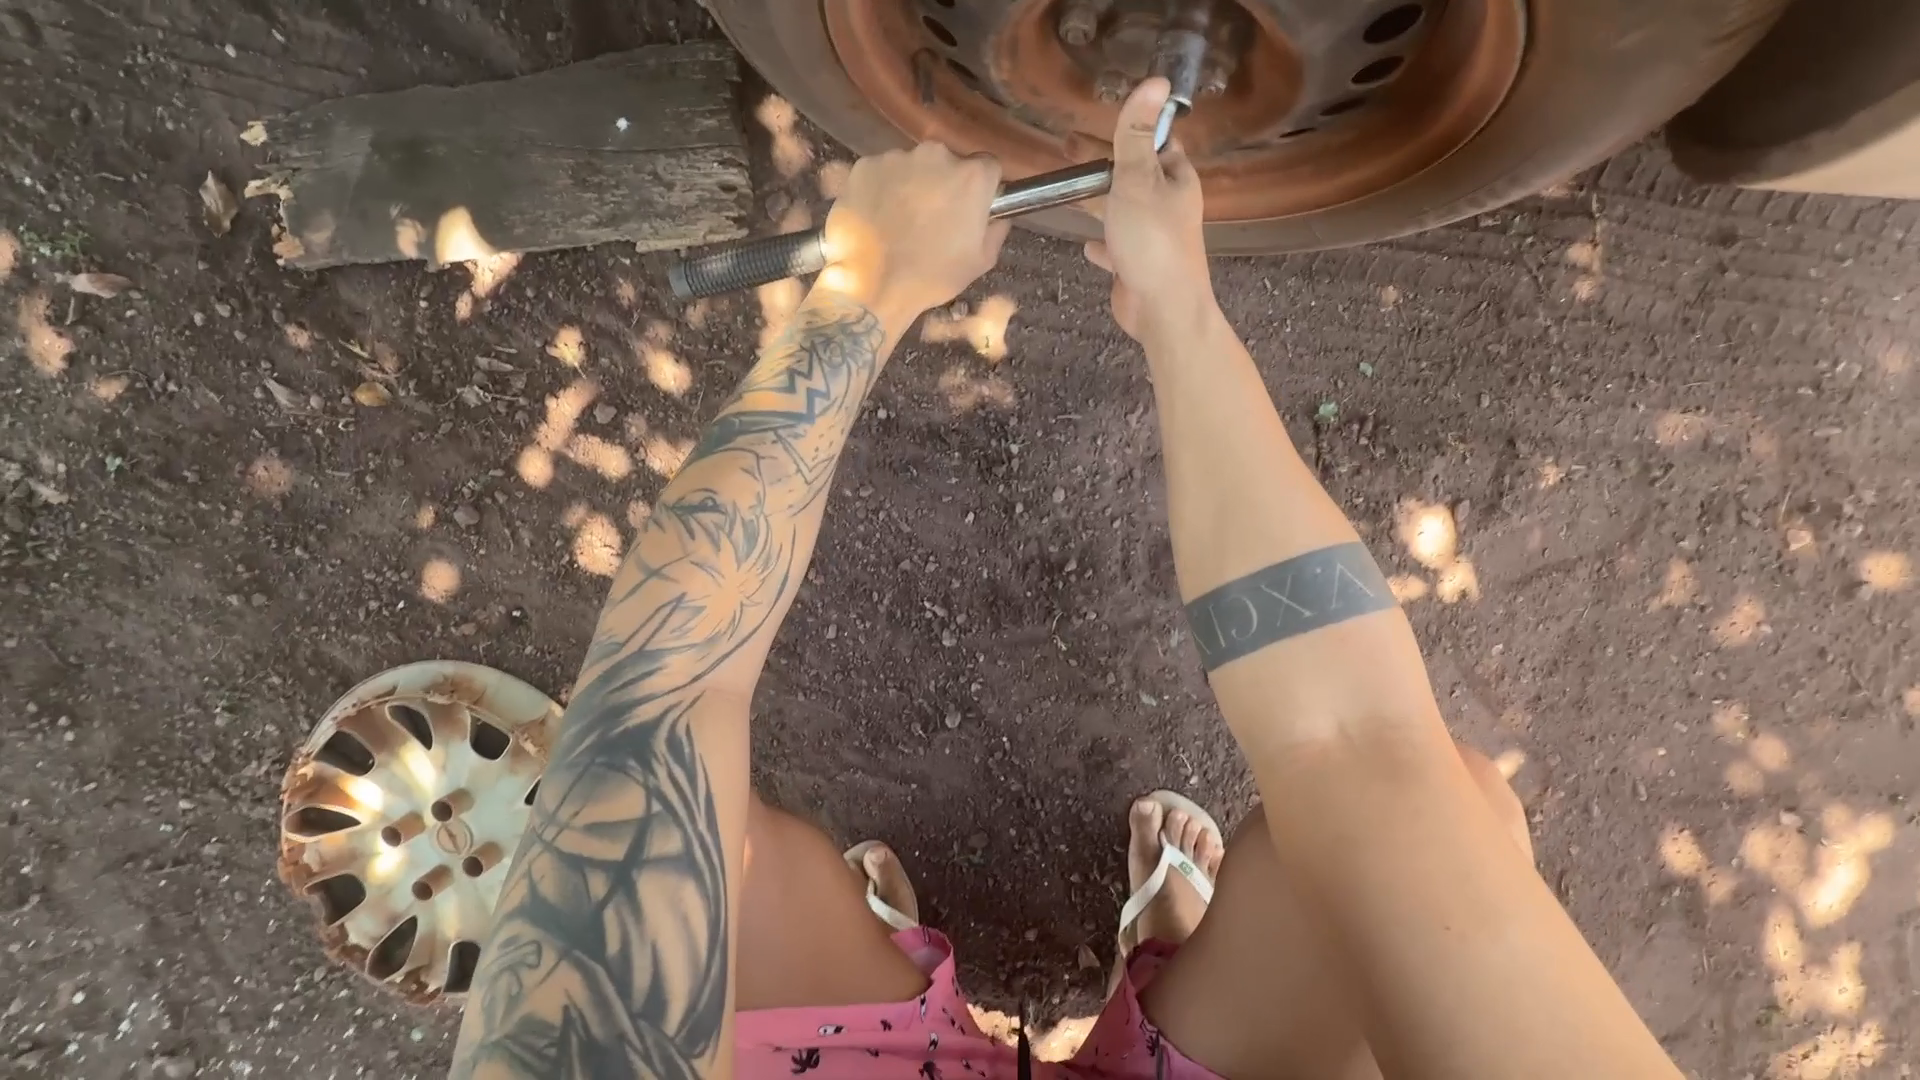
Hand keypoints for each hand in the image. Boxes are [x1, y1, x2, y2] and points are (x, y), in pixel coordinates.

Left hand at [820, 142, 1011, 323]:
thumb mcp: (980, 262)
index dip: (981, 189)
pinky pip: (880, 174)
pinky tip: (876, 219)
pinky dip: (880, 190)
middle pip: (947, 163)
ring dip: (910, 187)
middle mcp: (935, 155)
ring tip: (899, 223)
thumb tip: (997, 215)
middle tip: (931, 221)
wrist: (872, 285)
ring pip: (911, 167)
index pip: (987, 167)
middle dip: (943, 185)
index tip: (970, 210)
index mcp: (971, 176)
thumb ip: (995, 229)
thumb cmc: (932, 277)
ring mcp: (896, 157)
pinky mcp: (864, 166)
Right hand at [1084, 78, 1217, 344]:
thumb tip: (1155, 81)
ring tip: (1074, 194)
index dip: (1137, 131)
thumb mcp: (1137, 180)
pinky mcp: (1138, 268)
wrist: (1161, 309)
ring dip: (1104, 205)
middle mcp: (1170, 208)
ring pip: (1126, 214)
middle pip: (1139, 179)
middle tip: (1075, 157)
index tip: (1105, 124)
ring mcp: (1154, 241)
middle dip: (1110, 168)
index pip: (1161, 144)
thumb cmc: (1151, 241)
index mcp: (1178, 182)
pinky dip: (1103, 245)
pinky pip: (1117, 250)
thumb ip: (1136, 136)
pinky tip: (1087, 245)